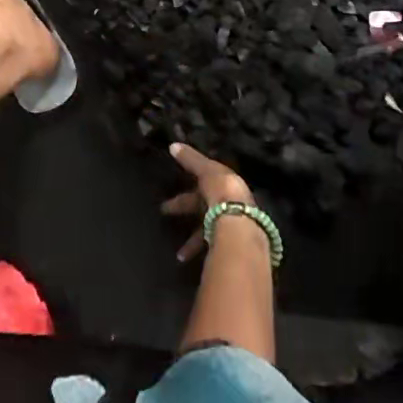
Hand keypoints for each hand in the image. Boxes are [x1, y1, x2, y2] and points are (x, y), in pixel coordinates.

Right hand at [160, 142, 253, 261]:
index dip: (187, 182)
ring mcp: (230, 224)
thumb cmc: (222, 191)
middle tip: (163, 212)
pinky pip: (210, 246)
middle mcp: (229, 203)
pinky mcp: (229, 243)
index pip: (204, 181)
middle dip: (183, 208)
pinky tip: (185, 257)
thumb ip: (190, 159)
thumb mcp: (206, 170)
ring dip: (191, 239)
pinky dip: (197, 251)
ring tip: (178, 252)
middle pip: (203, 205)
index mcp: (225, 184)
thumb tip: (172, 145)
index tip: (172, 185)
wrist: (238, 222)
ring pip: (206, 228)